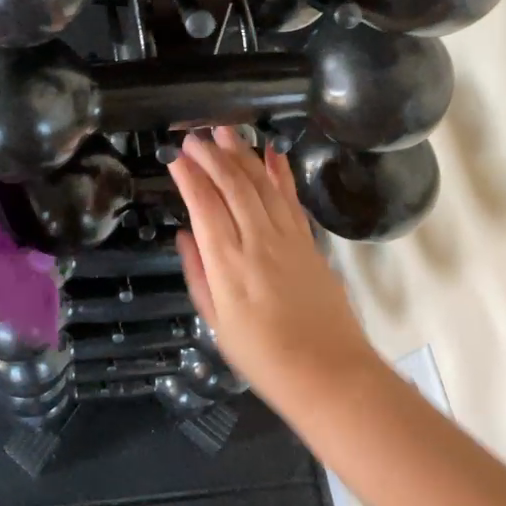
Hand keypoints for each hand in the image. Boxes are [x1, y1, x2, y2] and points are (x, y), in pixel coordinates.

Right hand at [168, 127, 379, 401]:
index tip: (175, 156)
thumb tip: (184, 235)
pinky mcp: (310, 242)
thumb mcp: (217, 324)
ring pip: (262, 184)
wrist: (330, 375)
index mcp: (228, 265)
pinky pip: (291, 198)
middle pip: (233, 185)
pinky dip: (280, 172)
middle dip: (212, 156)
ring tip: (225, 130)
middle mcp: (258, 242)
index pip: (204, 206)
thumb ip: (198, 275)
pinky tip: (271, 153)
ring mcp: (288, 238)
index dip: (188, 177)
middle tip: (194, 136)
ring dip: (242, 154)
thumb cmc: (264, 358)